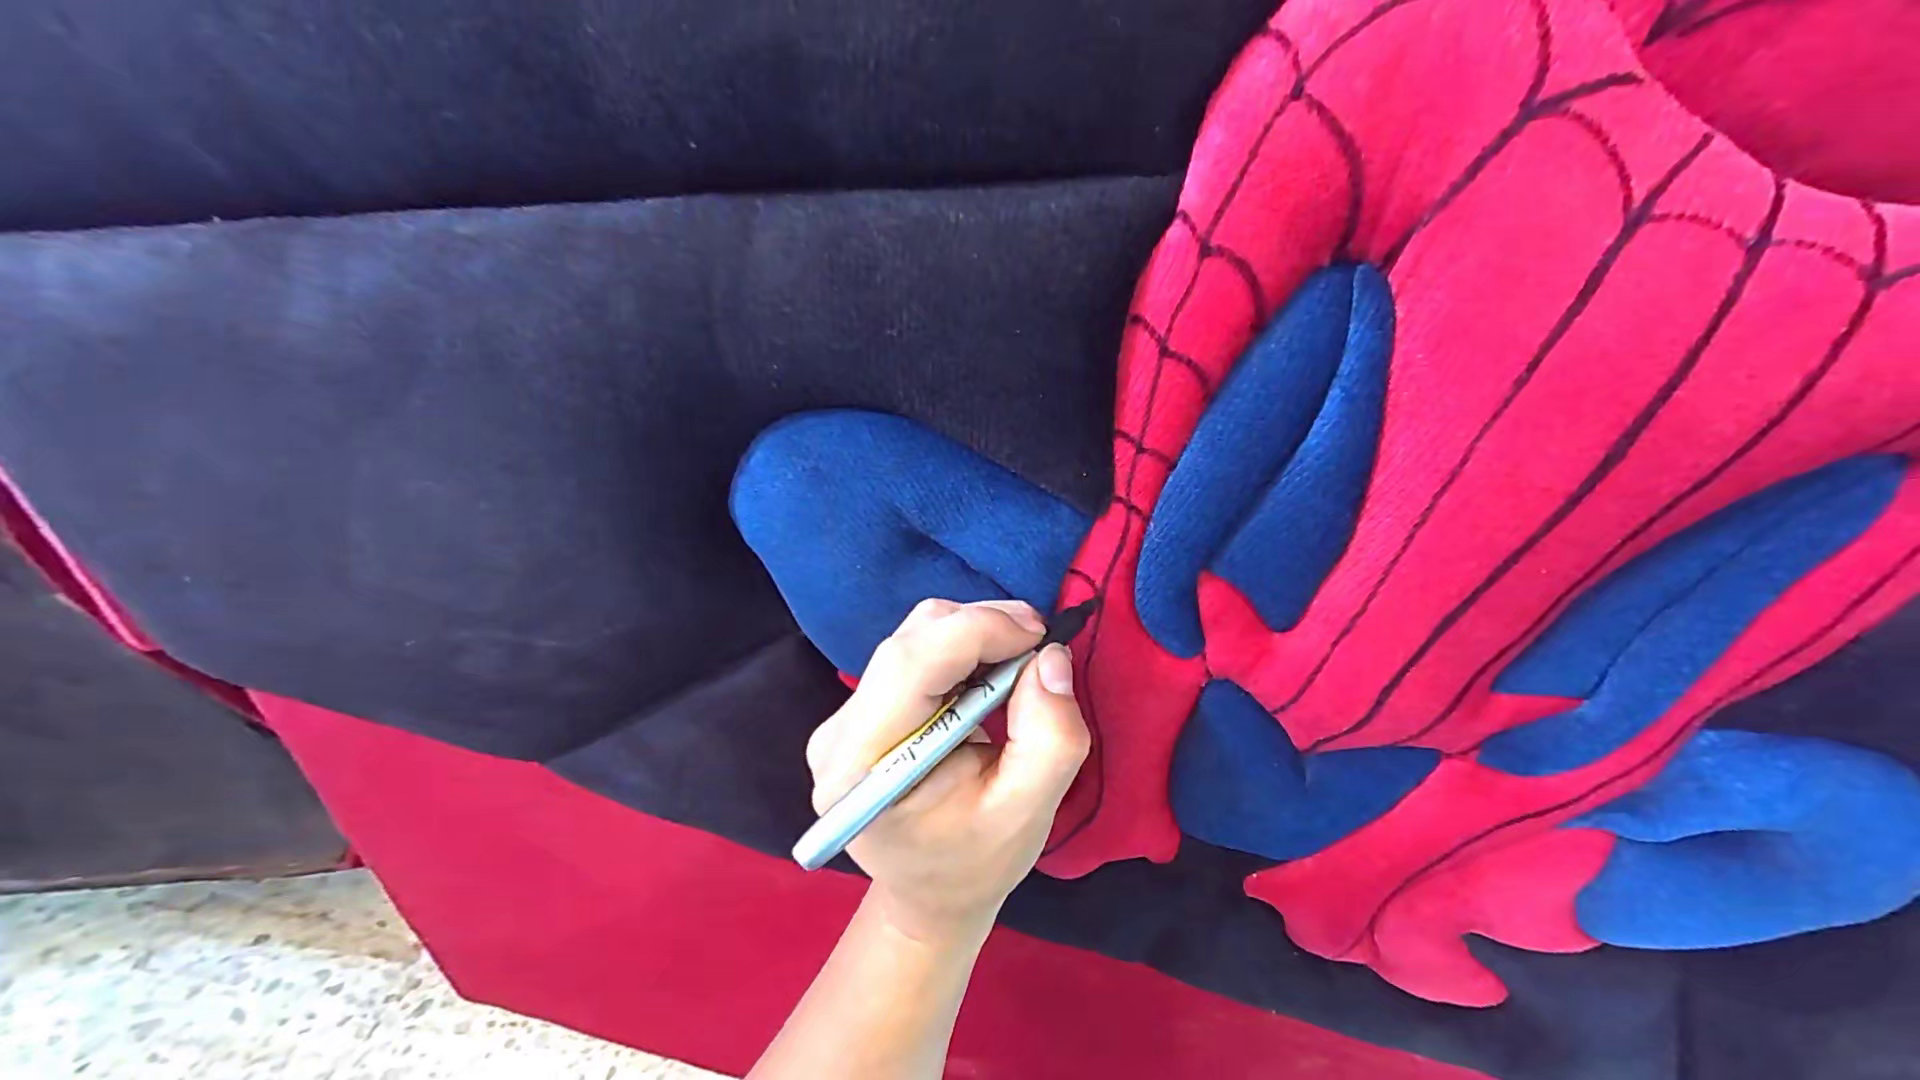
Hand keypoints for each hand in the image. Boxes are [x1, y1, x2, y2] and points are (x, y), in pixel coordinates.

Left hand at [805, 598, 1089, 943]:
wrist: (930, 892)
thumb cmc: (975, 864)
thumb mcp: (1028, 813)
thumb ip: (1050, 737)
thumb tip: (1049, 656)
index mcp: (862, 768)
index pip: (910, 665)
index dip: (978, 630)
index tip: (1040, 633)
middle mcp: (838, 733)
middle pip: (911, 641)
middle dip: (982, 627)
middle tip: (1039, 644)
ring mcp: (843, 717)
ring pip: (914, 635)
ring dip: (974, 634)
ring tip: (1019, 662)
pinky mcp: (862, 706)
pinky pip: (915, 650)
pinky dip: (962, 647)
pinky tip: (989, 674)